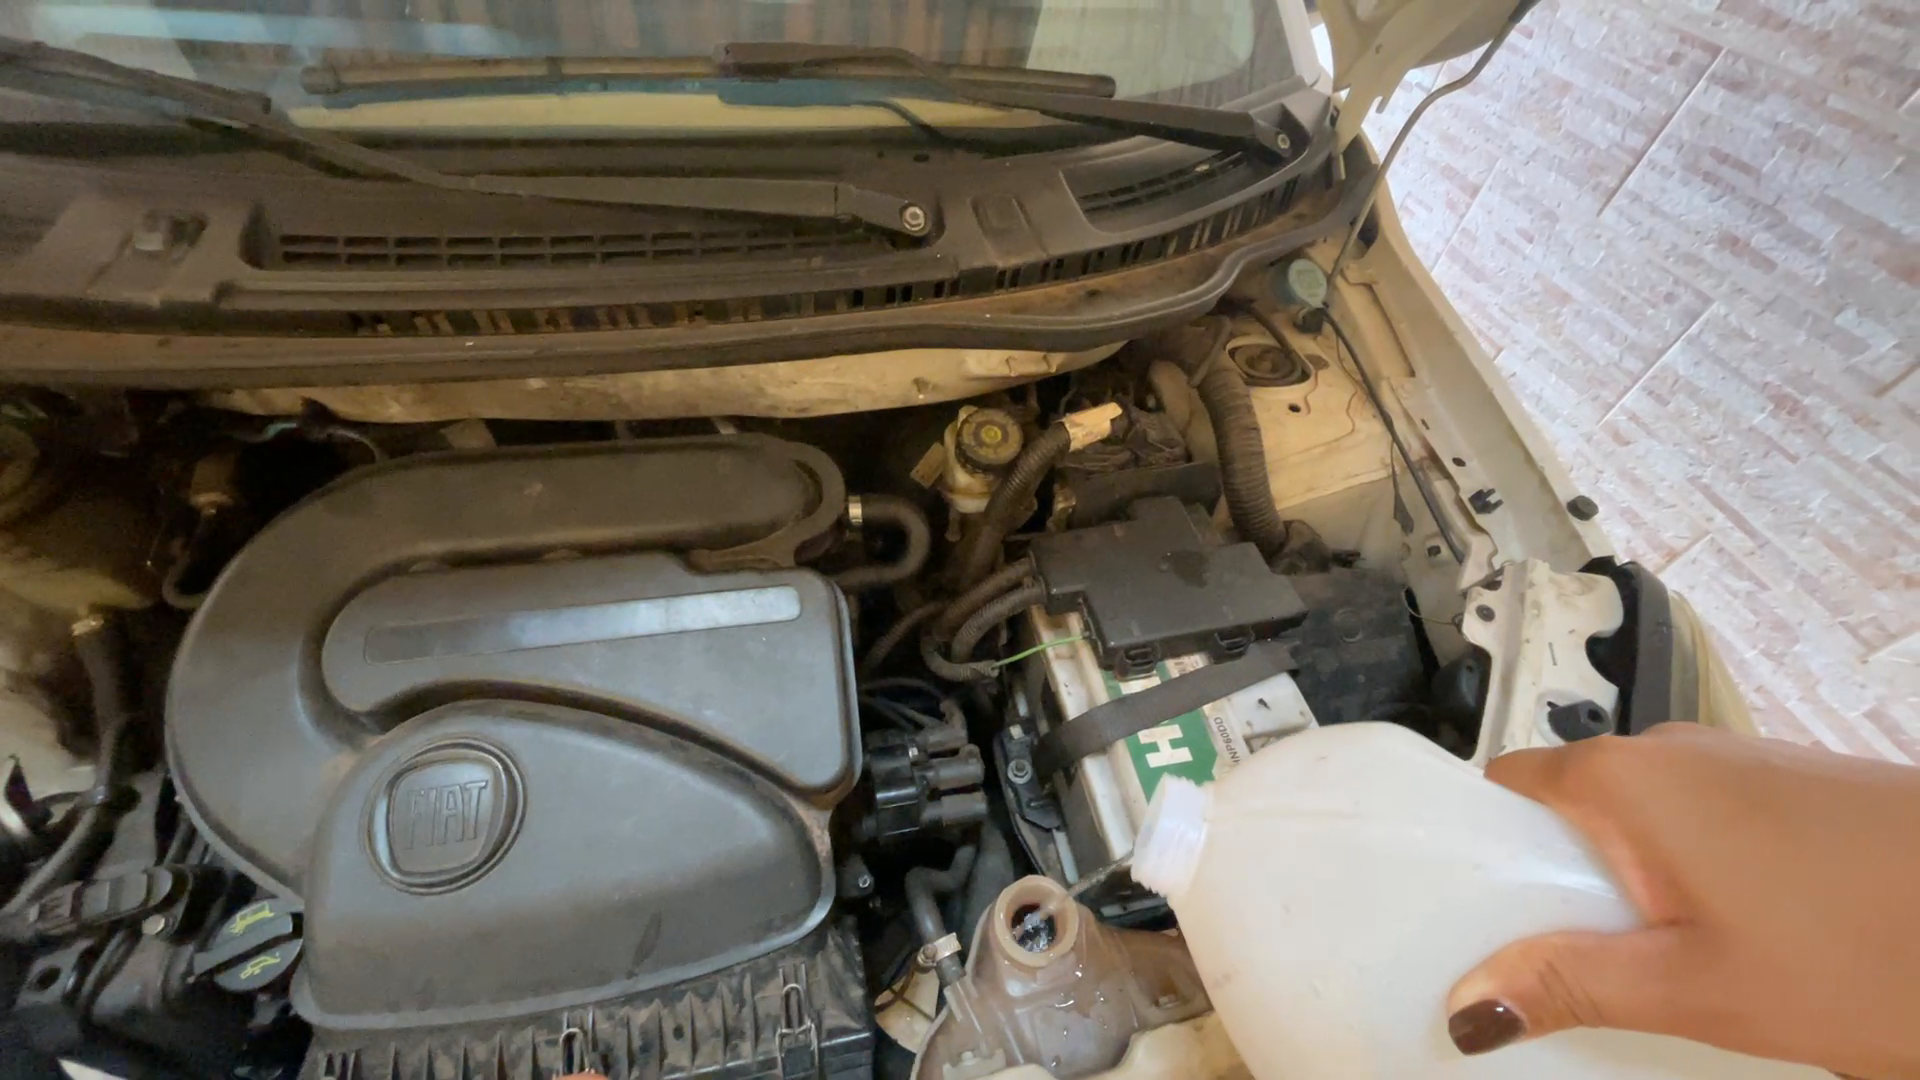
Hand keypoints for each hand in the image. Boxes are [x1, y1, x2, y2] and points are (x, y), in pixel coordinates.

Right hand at [1445, 722, 1919, 1079]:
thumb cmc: (1875, 954)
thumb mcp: (1707, 991)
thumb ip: (1574, 985)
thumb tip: (1464, 1010)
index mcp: (1613, 774)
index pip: (1503, 787)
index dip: (1488, 841)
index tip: (1497, 905)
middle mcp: (1658, 745)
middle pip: (1570, 801)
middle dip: (1569, 870)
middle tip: (1592, 950)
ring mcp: (1730, 753)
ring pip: (1639, 810)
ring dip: (1638, 868)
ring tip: (1681, 948)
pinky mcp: (1789, 775)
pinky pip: (1700, 810)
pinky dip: (1697, 858)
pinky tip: (1759, 922)